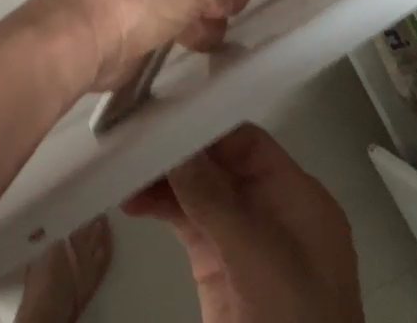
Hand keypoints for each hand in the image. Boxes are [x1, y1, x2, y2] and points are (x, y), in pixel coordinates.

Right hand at [124, 124, 361, 322]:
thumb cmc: (295, 320)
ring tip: (120, 178)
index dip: (201, 124)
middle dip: (172, 151)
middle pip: (214, 160)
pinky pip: (183, 219)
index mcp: (295, 196)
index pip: (244, 140)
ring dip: (157, 179)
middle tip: (128, 143)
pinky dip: (157, 206)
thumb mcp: (259, 258)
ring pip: (193, 188)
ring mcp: (240, 235)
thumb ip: (215, 199)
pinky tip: (130, 203)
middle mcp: (268, 207)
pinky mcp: (216, 261)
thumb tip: (172, 143)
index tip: (156, 114)